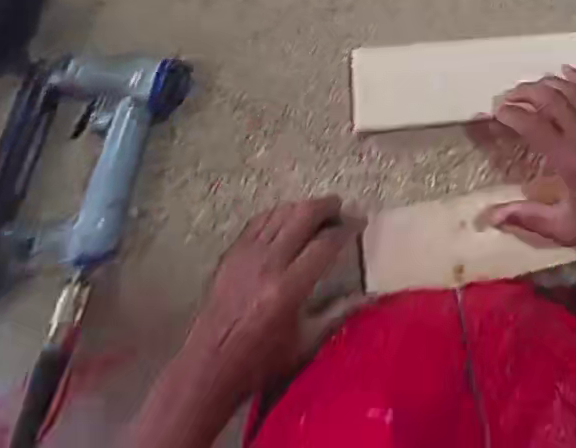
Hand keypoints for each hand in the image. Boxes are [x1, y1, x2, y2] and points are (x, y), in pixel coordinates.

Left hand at [186, 196, 357, 395]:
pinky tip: (287, 221)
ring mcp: (246, 255)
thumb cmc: (259, 362)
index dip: (347, 227)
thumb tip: (369, 296)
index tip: (359, 222)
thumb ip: (338, 314)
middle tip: (341, 209)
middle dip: (328, 206)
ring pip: (282, 211)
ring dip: (304, 207)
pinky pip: (260, 220)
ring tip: (318, 213)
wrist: (206, 370)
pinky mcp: (231, 254)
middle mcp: (268, 264)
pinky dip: (279, 214)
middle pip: (304, 215)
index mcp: (288, 289)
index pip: (326, 242)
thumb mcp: (305, 344)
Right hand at [484, 67, 575, 257]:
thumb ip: (527, 218)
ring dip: (548, 83)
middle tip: (508, 98)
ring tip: (529, 87)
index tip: (497, 113)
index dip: (512, 114)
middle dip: (525, 93)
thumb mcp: (562, 227)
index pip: (533, 124)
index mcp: (568, 158)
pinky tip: (566, 71)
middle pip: (551, 98)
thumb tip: (491, 216)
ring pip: (572, 90)